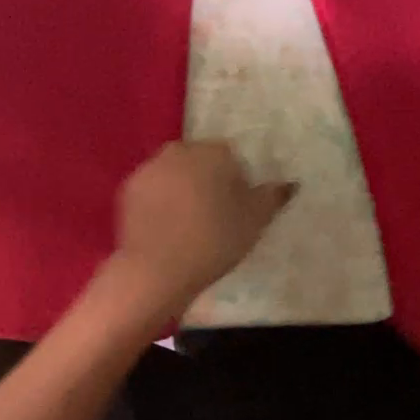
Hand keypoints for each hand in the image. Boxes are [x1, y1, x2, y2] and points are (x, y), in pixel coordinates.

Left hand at [113, 141, 296, 311]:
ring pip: (174, 173)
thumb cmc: (213, 242)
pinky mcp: (129, 188)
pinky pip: (153, 189)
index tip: (236, 207)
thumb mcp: (254, 223)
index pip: (230, 156)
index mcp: (212, 152)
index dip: (236, 180)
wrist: (156, 269)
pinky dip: (160, 201)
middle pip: (199, 160)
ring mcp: (150, 167)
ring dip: (182, 188)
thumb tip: (290, 183)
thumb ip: (272, 197)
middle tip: (214, 215)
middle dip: (207, 180)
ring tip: (188, 224)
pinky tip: (166, 227)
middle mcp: (178, 150)